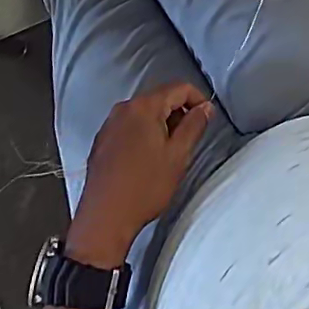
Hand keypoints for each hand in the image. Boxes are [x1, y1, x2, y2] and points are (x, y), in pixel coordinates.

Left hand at [65, 82, 212, 267]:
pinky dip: (144, 132)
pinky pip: (129, 126)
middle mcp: (123, 108)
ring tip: (170, 150)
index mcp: (143, 107)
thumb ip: (194, 124)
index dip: (198, 99)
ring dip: (162, 123)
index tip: (207, 118)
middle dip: (179, 112)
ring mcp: (109, 124)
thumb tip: (206, 107)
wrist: (104, 220)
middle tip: (189, 138)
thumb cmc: (145, 187)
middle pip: (160, 98)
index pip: (179, 88)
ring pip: (144, 112)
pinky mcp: (101, 141)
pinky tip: (147, 158)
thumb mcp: (178, 155)